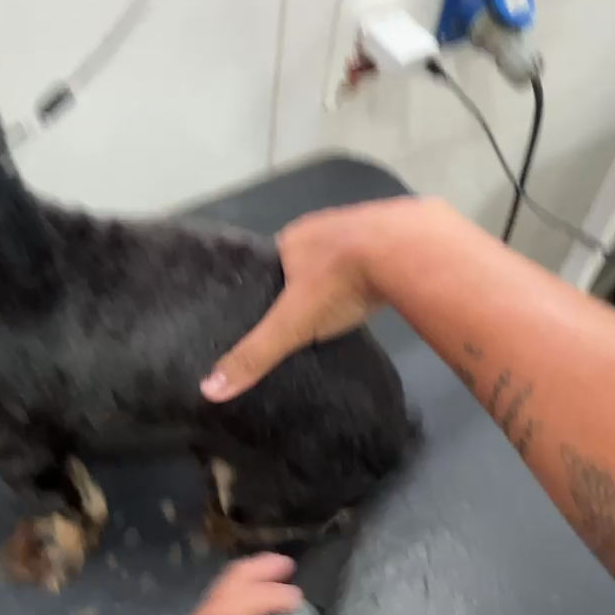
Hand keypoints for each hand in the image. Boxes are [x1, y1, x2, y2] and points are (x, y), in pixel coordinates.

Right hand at [201, 197, 476, 400]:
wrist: (405, 249)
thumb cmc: (339, 282)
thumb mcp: (292, 325)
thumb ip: (256, 354)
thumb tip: (209, 390)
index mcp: (293, 238)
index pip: (273, 264)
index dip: (273, 287)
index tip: (275, 311)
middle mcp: (323, 224)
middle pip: (308, 257)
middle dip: (308, 280)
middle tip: (310, 312)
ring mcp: (362, 224)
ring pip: (344, 252)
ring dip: (343, 272)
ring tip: (342, 302)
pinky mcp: (397, 231)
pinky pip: (377, 253)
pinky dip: (374, 269)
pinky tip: (378, 286)